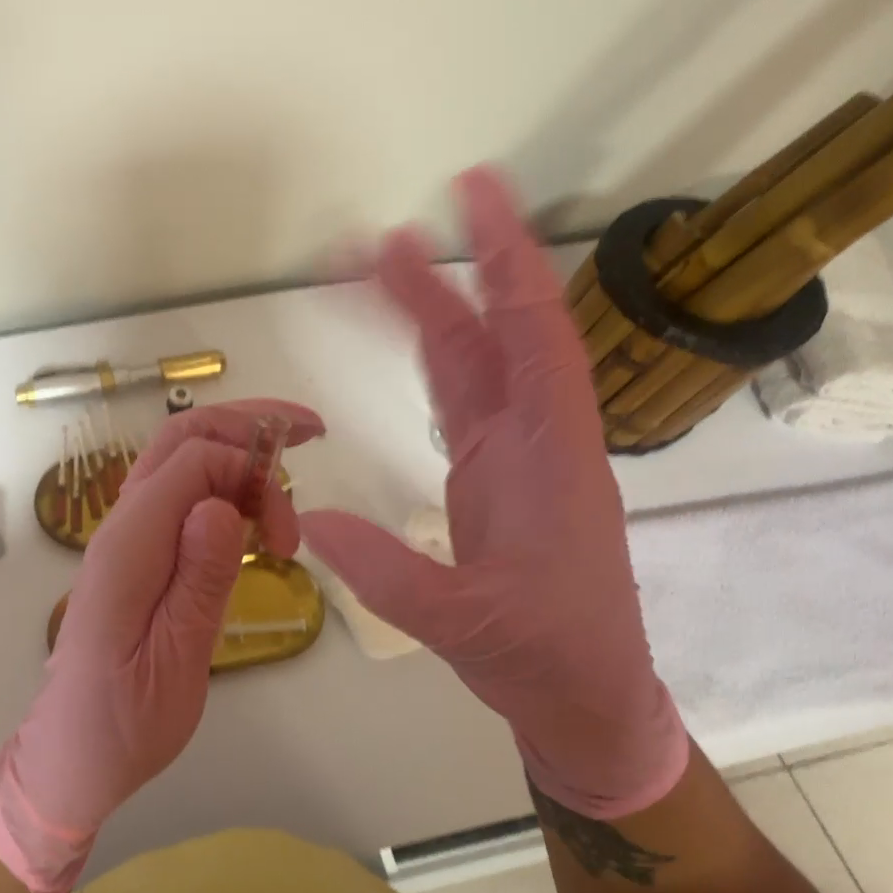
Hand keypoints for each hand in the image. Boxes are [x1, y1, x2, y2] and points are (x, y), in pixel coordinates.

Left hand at [0, 399, 324, 892]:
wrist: (71, 754)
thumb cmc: (123, 722)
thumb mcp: (174, 661)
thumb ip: (198, 580)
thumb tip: (223, 503)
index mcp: (129, 546)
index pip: (193, 459)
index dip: (251, 471)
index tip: (289, 535)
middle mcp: (121, 527)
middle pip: (180, 438)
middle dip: (247, 425)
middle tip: (311, 437)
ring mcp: (124, 537)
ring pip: (178, 460)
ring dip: (236, 453)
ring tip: (285, 492)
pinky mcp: (133, 555)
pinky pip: (177, 494)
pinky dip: (221, 484)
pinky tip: (253, 512)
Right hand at [300, 167, 687, 818]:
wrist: (583, 698)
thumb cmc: (546, 658)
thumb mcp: (464, 624)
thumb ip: (387, 572)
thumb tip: (308, 519)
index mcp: (549, 456)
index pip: (532, 335)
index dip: (505, 260)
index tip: (476, 194)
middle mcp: (537, 438)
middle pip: (494, 334)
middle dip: (451, 271)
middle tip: (391, 224)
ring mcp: (515, 455)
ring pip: (473, 362)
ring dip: (432, 309)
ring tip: (379, 263)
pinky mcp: (493, 476)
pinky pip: (460, 398)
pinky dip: (432, 358)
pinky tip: (405, 335)